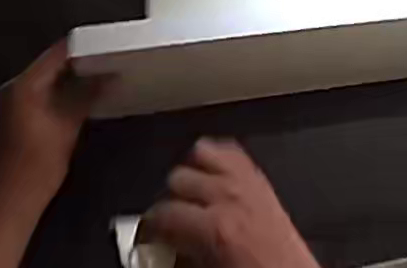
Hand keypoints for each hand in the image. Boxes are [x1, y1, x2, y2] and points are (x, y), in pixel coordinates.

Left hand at [0, 40, 108, 267]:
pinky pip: (34, 95)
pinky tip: (70, 104)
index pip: (56, 53)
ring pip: (42, 80)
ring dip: (65, 81)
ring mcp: (5, 103)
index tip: (104, 47)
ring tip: (92, 83)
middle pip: (48, 65)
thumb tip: (108, 76)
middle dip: (75, 65)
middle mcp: (10, 88)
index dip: (81, 48)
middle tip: (102, 65)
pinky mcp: (6, 119)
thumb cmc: (35, 169)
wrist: (3, 212)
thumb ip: (87, 95)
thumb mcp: (67, 129)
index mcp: (22, 84)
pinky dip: (52, 95)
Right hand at [143, 138, 320, 267]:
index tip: (146, 234)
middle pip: (178, 177)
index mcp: (215, 227)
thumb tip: (162, 248)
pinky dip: (216, 158)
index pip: (165, 213)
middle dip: (168, 200)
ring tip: (189, 195)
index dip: (149, 226)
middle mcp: (228, 194)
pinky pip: (230, 151)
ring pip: (201, 152)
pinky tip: (212, 176)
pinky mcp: (259, 176)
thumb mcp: (209, 267)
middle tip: (168, 222)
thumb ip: (183, 255)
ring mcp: (246, 180)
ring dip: (191, 172)